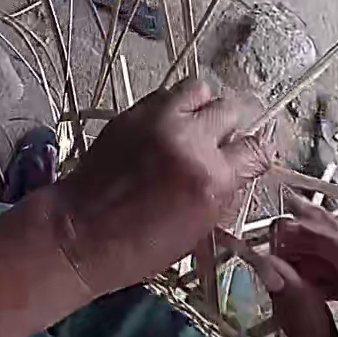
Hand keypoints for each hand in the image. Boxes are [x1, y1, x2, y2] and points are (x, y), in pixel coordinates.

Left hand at [46, 78, 268, 295]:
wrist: (80, 233)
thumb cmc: (140, 247)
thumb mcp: (199, 228)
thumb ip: (224, 190)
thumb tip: (239, 167)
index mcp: (212, 179)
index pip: (256, 148)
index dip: (257, 154)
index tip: (250, 158)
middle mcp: (190, 140)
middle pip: (232, 109)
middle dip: (235, 124)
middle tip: (226, 138)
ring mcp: (159, 120)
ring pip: (200, 89)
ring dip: (204, 105)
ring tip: (197, 123)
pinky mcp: (134, 112)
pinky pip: (167, 94)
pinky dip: (174, 106)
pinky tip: (168, 125)